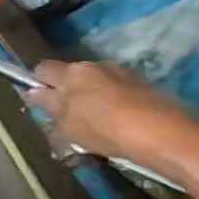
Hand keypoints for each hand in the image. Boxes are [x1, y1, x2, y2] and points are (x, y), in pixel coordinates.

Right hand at [24, 59, 198, 166]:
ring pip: (96, 82)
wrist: (164, 134)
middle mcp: (96, 65)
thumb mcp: (68, 125)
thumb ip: (49, 106)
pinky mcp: (144, 84)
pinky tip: (120, 123)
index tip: (42, 102)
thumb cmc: (105, 128)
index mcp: (72, 72)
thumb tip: (34, 93)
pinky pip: (118, 90)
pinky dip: (114, 102)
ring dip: (92, 96)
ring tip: (98, 123)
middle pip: (71, 74)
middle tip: (69, 118)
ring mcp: (122, 72)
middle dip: (67, 91)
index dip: (38, 84)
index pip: (42, 68)